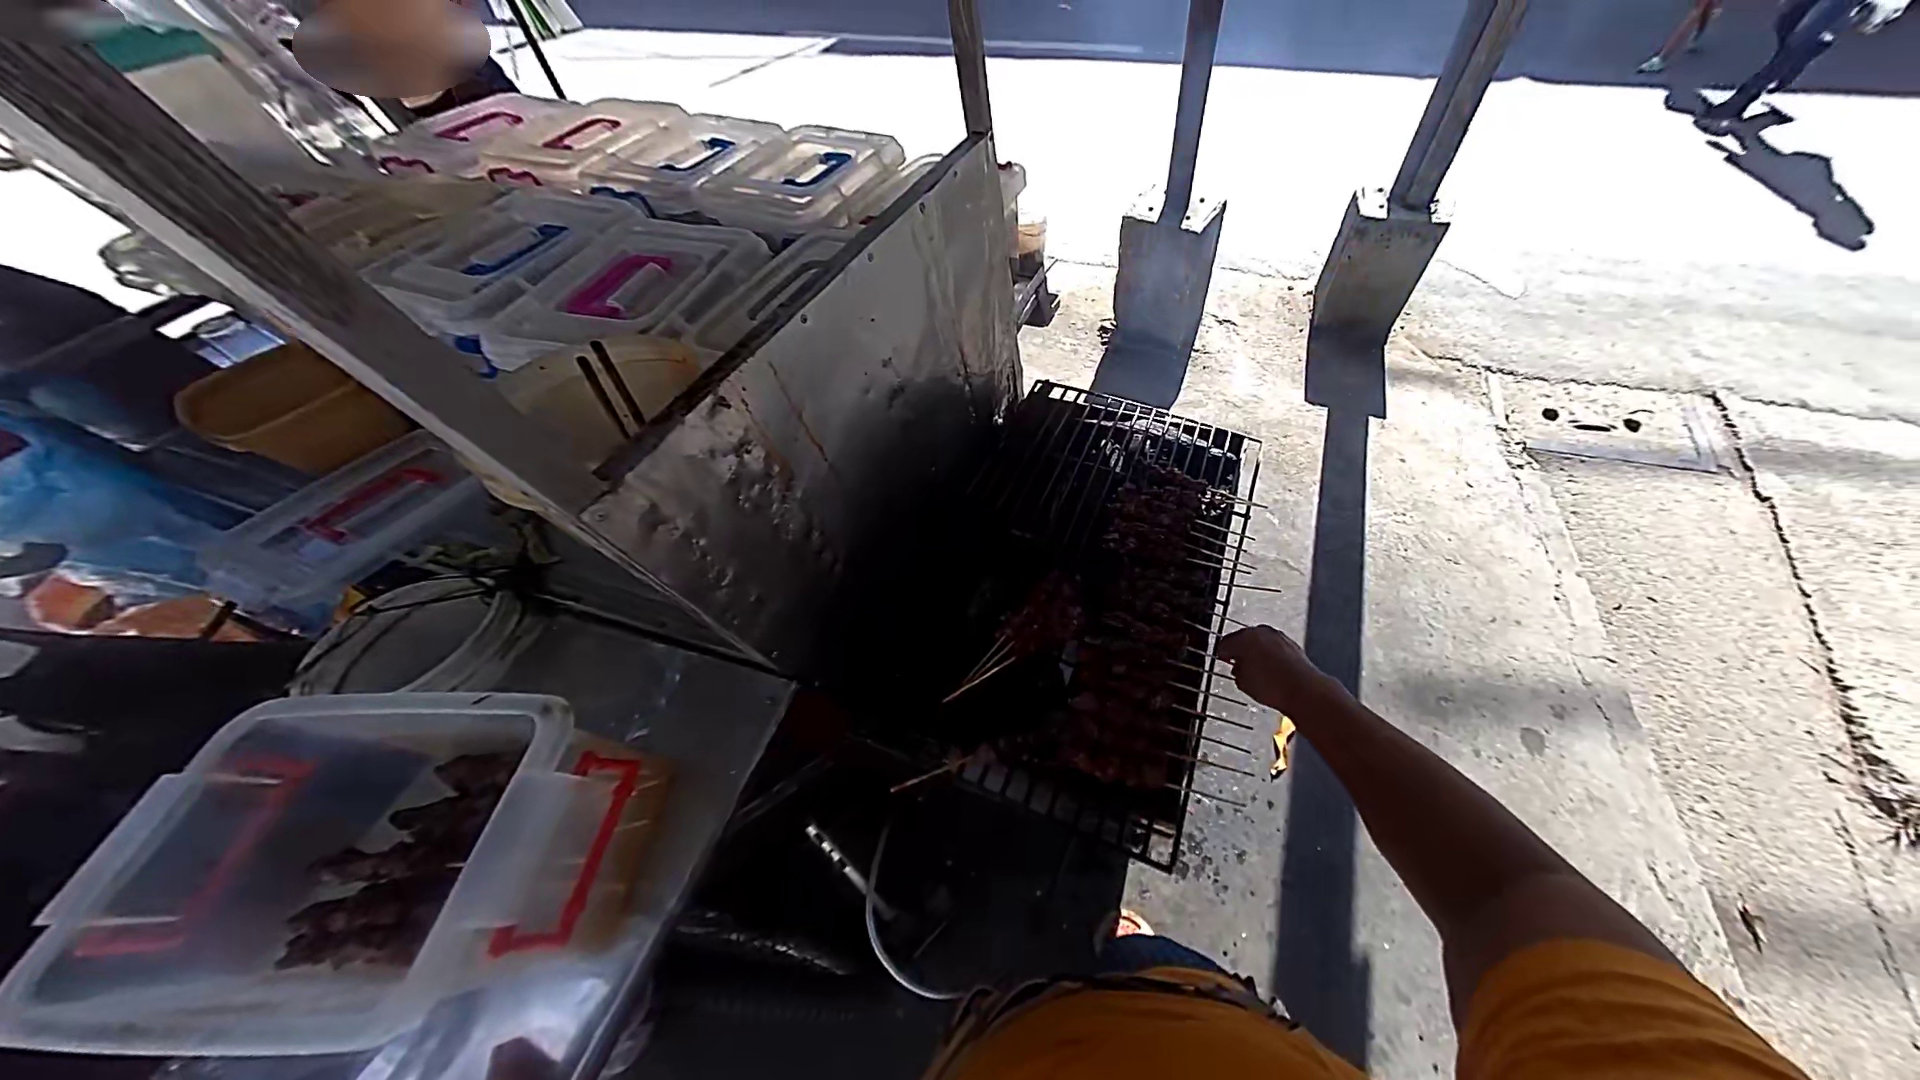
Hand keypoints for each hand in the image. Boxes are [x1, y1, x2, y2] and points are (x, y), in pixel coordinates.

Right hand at [1215, 625, 1345, 714]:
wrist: (1306, 691)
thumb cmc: (1275, 686)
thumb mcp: (1243, 683)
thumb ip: (1236, 671)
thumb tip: (1238, 668)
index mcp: (1243, 638)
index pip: (1225, 643)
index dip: (1222, 653)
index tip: (1222, 659)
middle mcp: (1261, 632)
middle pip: (1242, 638)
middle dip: (1239, 650)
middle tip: (1236, 664)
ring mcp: (1278, 636)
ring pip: (1259, 641)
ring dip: (1255, 651)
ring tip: (1255, 669)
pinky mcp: (1292, 644)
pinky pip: (1274, 646)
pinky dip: (1269, 654)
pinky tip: (1270, 669)